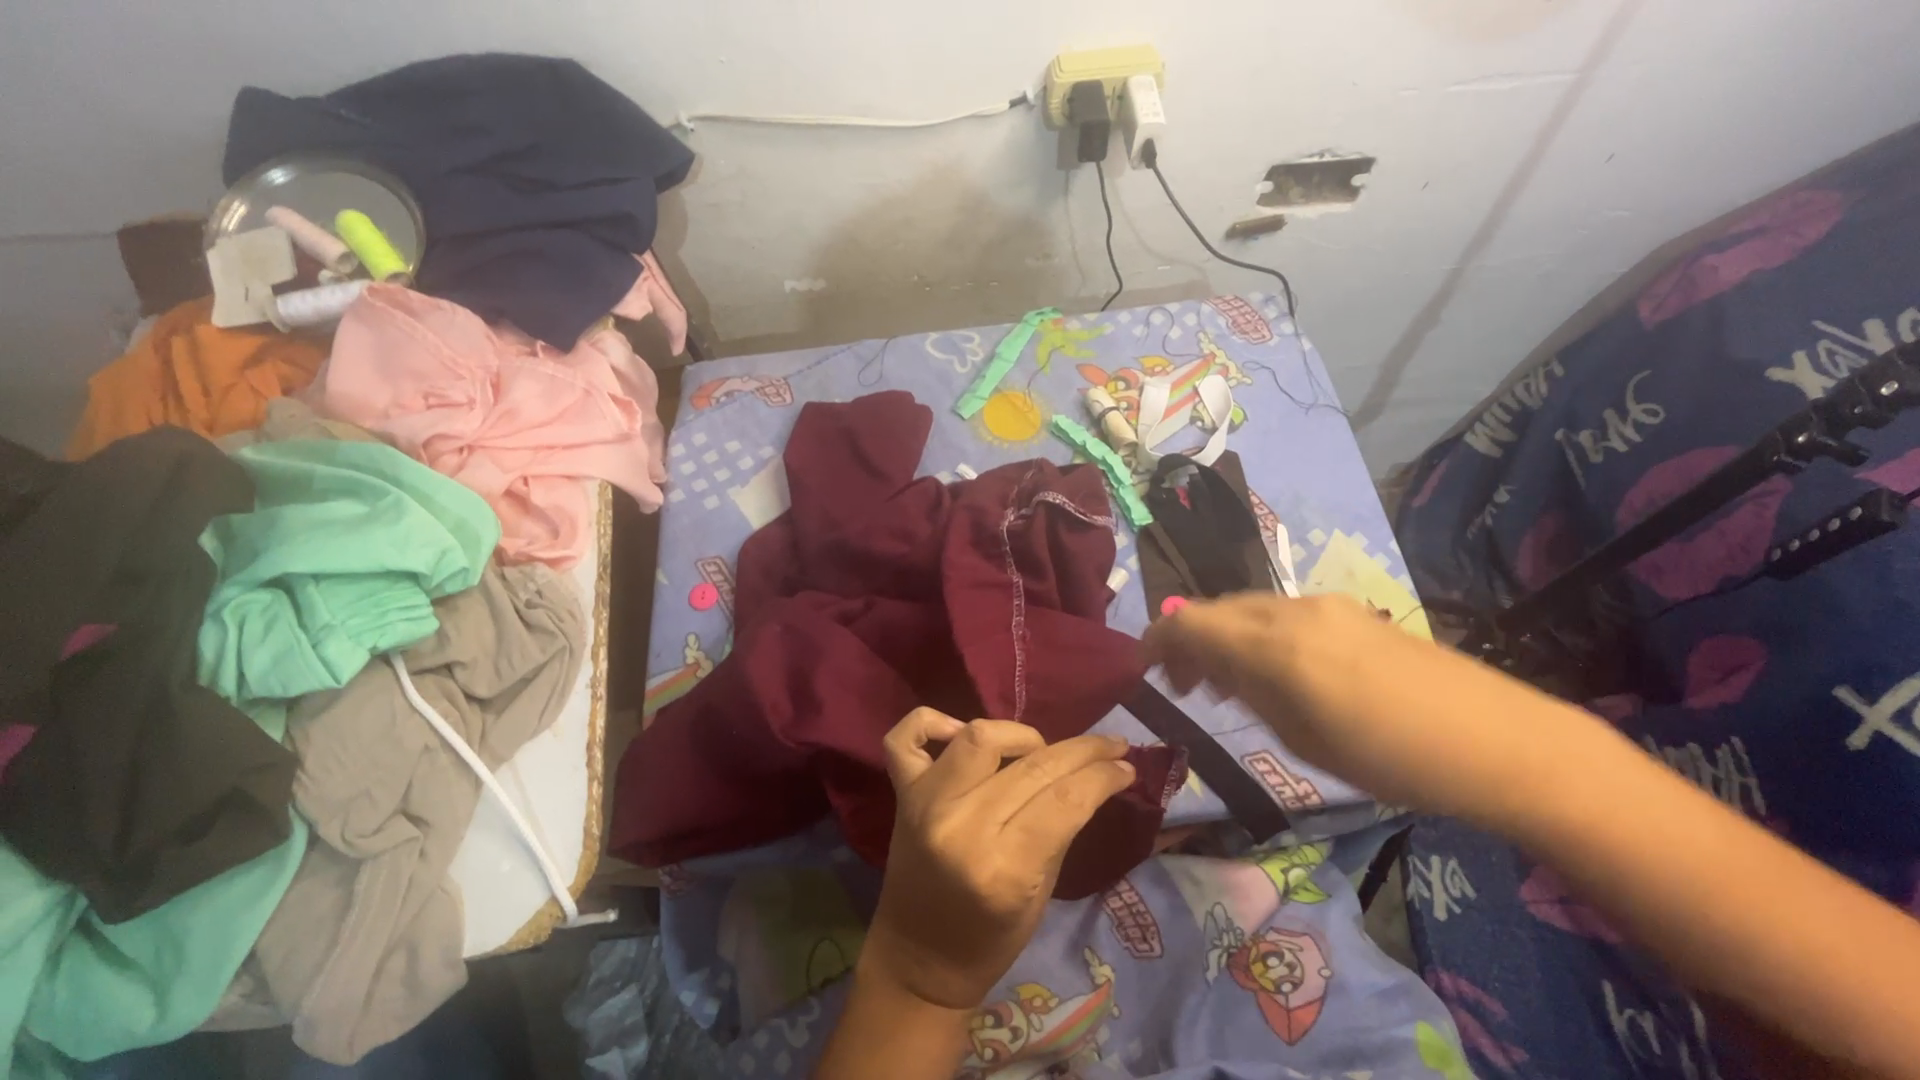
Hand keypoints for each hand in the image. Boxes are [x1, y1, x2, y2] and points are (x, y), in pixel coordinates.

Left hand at [862, 709, 1135, 1009]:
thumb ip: (1062, 830)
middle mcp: (961, 826)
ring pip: (979, 737)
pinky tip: (956, 731)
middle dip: (1083, 752)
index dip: (1104, 776)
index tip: (1127, 766)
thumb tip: (1096, 779)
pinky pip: (905, 739)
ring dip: (1019, 736)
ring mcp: (926, 805)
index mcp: (1003, 868)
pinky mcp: (902, 795)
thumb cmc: (989, 939)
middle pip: (1034, 767)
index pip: (1066, 799)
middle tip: (1110, 746)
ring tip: (1040, 751)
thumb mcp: (1041, 893)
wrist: (918, 958)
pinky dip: (930, 722)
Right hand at [1140, 593, 1610, 823]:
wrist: (1500, 742)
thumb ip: (1252, 693)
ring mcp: (1327, 606)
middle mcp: (1292, 611)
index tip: (1142, 671)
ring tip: (1231, 686)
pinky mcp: (1354, 611)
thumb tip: (1222, 671)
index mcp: (1273, 647)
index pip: (1188, 622)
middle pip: (1216, 609)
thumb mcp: (1303, 739)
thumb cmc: (1392, 759)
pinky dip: (1261, 636)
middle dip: (1189, 642)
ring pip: (1250, 609)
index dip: (1156, 642)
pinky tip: (1279, 672)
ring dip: (1226, 638)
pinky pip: (1284, 613)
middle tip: (1189, 689)